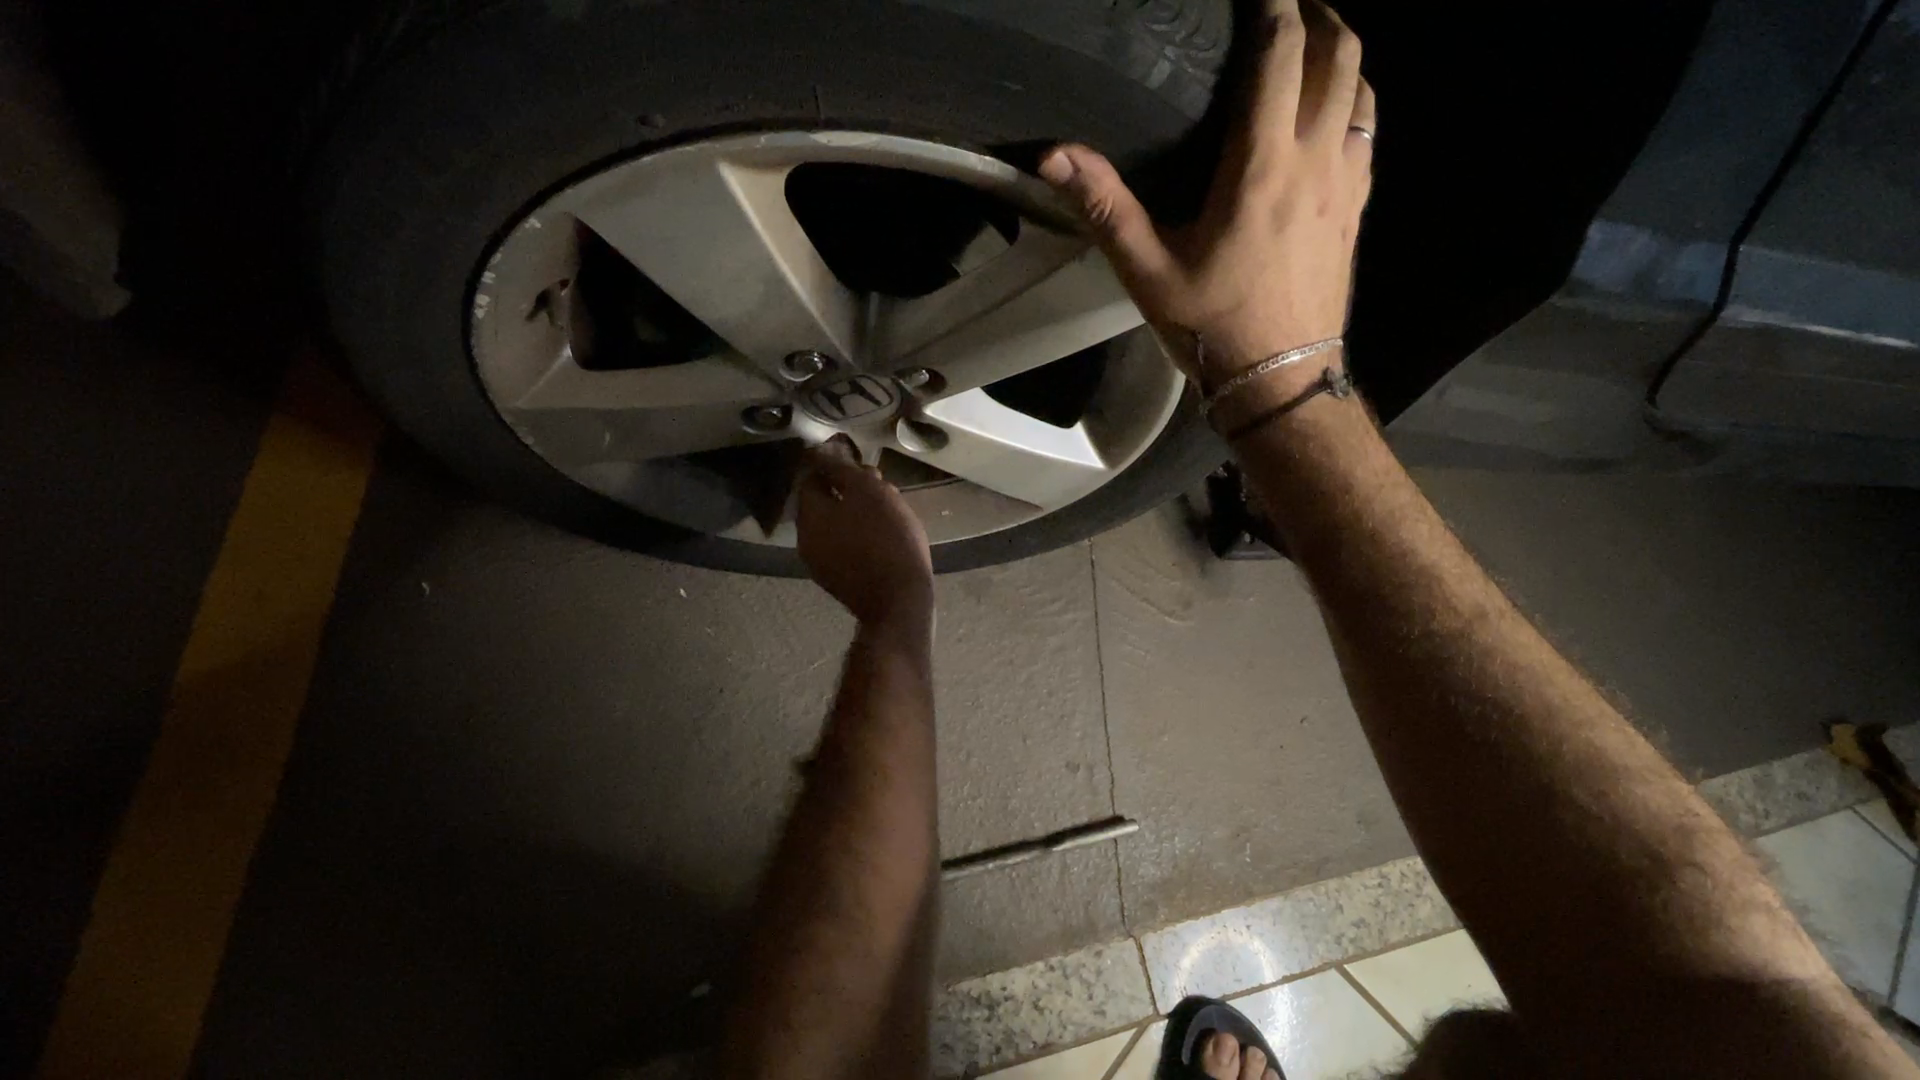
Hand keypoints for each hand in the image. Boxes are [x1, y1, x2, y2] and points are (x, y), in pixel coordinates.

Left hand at [796, 437, 933, 628]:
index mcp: (809, 515)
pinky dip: (859, 536)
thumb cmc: (887, 540)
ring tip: (888, 509)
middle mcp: (806, 539)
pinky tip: (884, 536)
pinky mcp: (839, 582)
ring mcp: (820, 564)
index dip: (835, 464)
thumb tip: (825, 452)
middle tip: (881, 485)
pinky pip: (844, 547)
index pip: (812, 477)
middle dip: (849, 489)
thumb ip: (844, 469)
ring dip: (856, 513)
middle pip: (823, 502)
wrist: (899, 602)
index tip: (862, 461)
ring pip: (835, 525)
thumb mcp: (869, 493)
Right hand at [1038, 0, 1373, 395]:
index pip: (1282, 55)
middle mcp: (1315, 161)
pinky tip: (1334, 111)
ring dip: (1344, 53)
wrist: (1280, 378)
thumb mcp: (1147, 272)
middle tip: (1289, 3)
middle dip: (1319, 14)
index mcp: (1262, 166)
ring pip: (1362, 89)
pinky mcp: (1358, 209)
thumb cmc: (1211, 326)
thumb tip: (1053, 155)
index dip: (1275, 8)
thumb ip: (1105, 207)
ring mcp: (1346, 184)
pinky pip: (1369, 131)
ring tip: (1316, 42)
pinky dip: (1354, 101)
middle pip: (1340, 55)